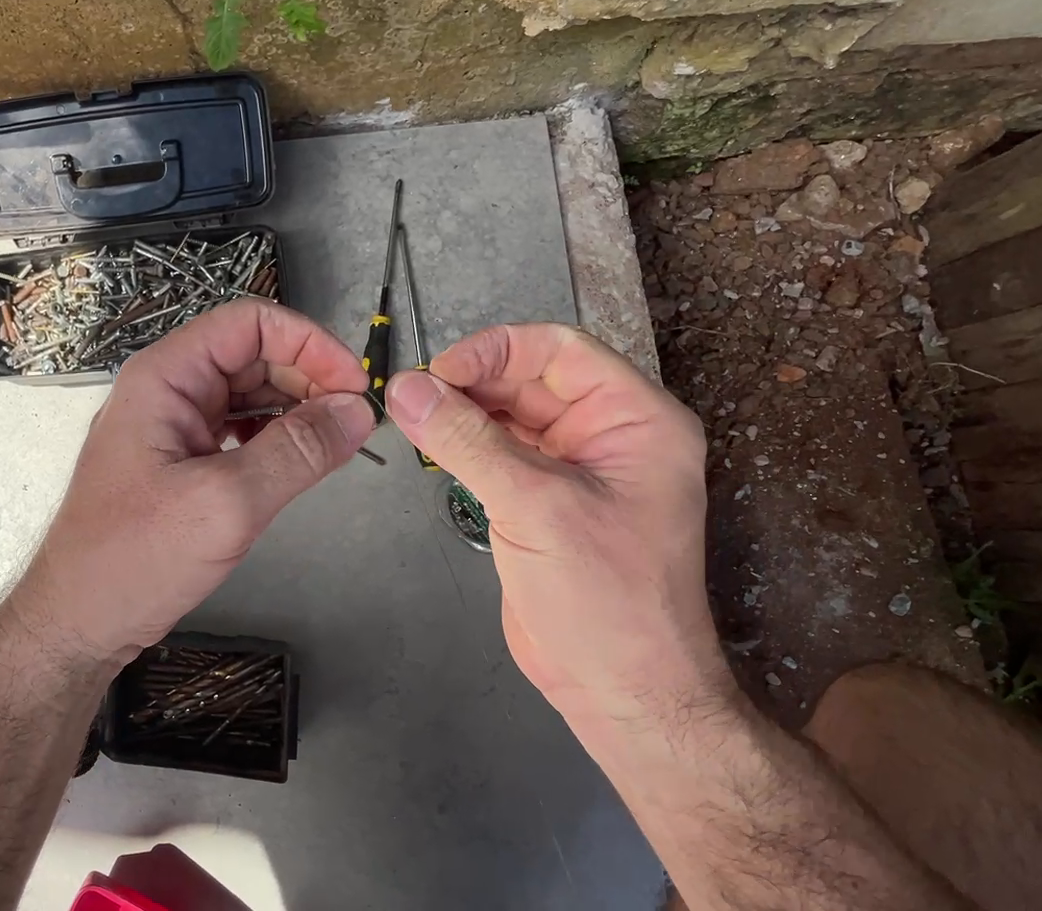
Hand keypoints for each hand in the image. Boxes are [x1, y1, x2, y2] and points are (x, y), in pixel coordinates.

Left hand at [13, 299, 376, 665]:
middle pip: (253, 354)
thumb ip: (298, 452)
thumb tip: (359, 411)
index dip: (308, 342)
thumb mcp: (227, 503)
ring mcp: (174, 423)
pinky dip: (276, 437)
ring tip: (336, 441)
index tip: (353, 385)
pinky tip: (299, 459)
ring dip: (296, 408)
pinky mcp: (182, 458)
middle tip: (353, 421)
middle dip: (308, 377)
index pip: (248, 323)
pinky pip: (239, 427)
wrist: (78, 621)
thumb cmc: (136, 558)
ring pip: (250, 391)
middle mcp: (168, 388)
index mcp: (165, 376)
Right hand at [385, 324, 727, 726]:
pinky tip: (431, 443)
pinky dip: (463, 443)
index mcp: (636, 419)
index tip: (438, 373)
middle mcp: (608, 434)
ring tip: (413, 418)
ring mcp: (574, 468)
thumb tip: (406, 388)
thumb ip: (467, 441)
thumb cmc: (602, 597)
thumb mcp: (535, 507)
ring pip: (509, 413)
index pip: (561, 351)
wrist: (620, 691)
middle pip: (530, 379)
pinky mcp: (542, 499)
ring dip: (461, 411)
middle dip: (471, 383)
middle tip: (412, 398)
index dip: (496, 350)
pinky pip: (498, 450)